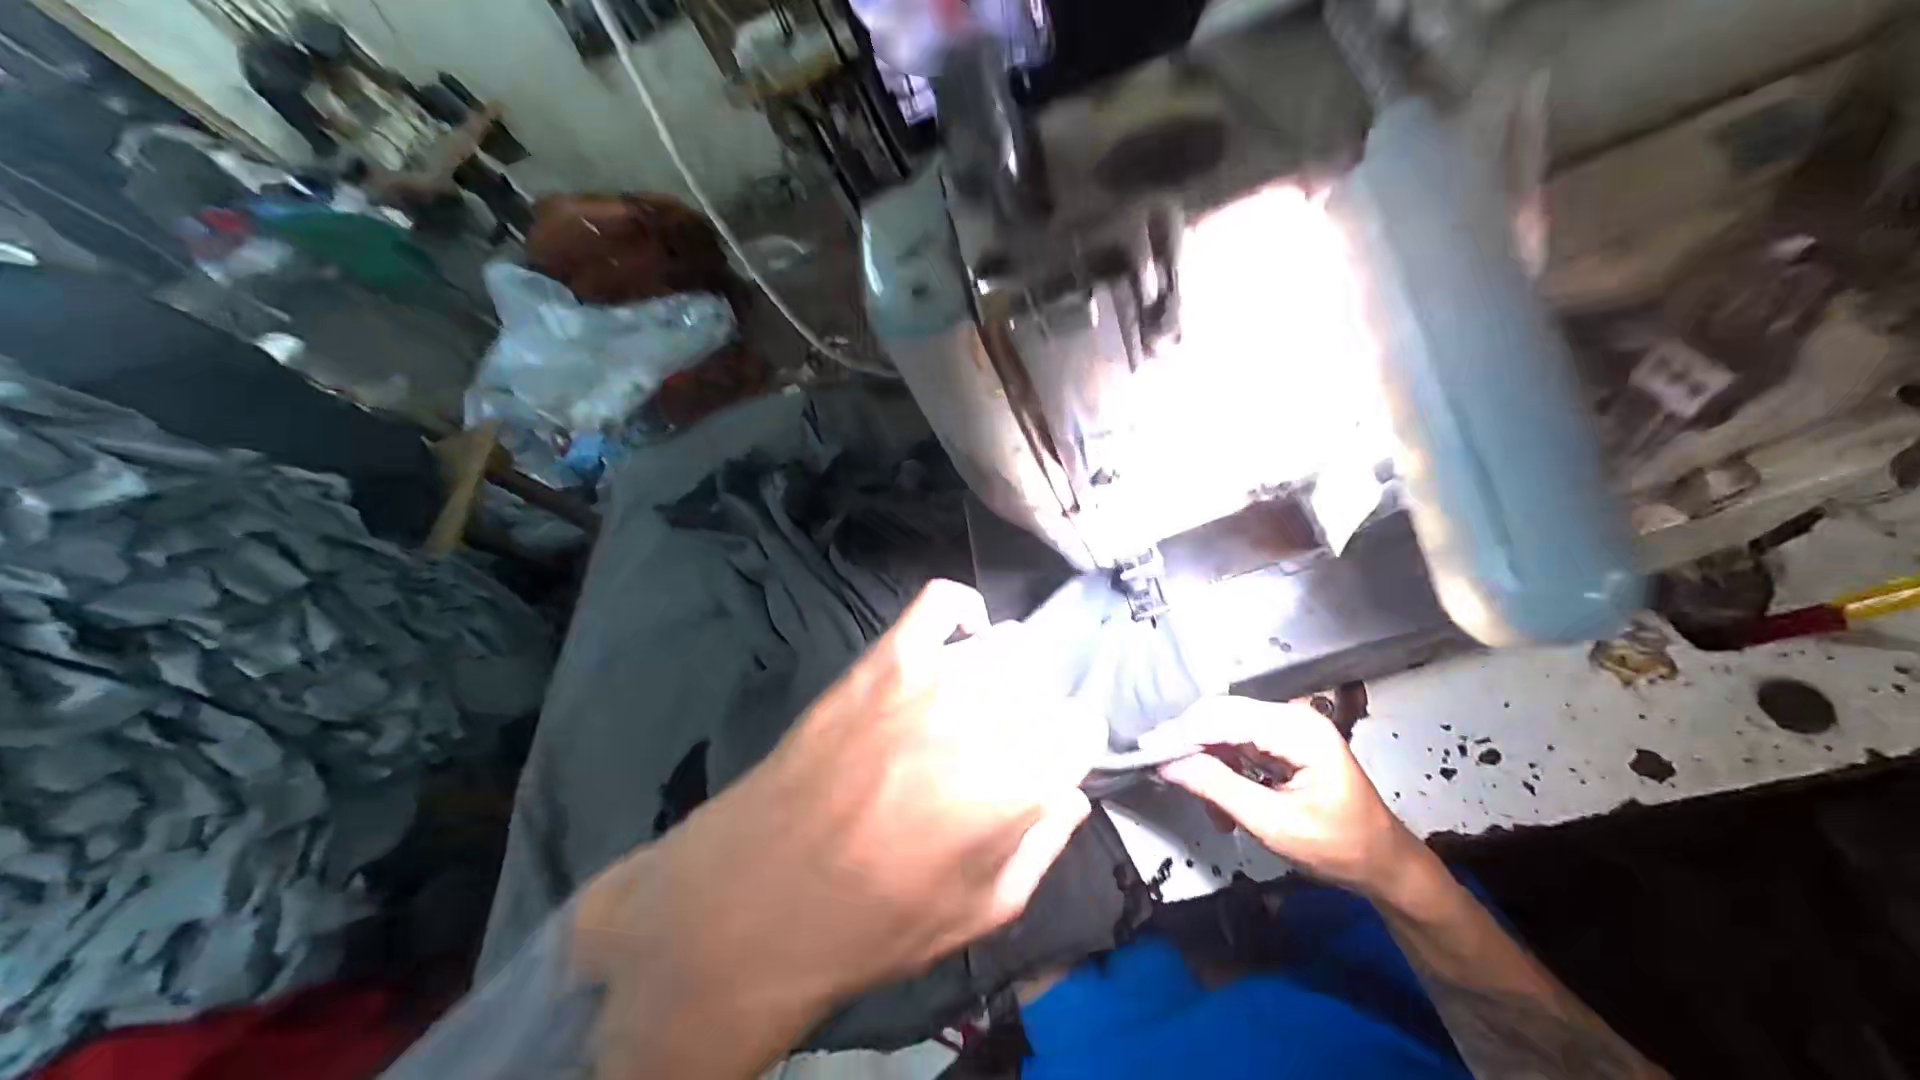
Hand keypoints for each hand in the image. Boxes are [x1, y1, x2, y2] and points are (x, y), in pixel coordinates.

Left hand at [576, 580, 1104, 1076]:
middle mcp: (984, 717)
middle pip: (1045, 683)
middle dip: (1039, 713)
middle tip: (1009, 743)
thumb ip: (1043, 844)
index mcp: (1016, 785)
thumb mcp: (982, 912)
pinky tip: (964, 634)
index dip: (1070, 748)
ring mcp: (929, 678)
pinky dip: (964, 609)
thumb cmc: (875, 921)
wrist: (757, 896)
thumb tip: (1069, 791)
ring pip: (1004, 646)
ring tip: (979, 705)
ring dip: (1006, 673)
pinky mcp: (882, 659)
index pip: (1082, 728)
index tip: (1052, 762)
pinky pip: (940, 601)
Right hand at [1141, 697, 1433, 901]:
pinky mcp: (1280, 742)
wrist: (1386, 865)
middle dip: (1189, 746)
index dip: (1181, 733)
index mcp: (1297, 729)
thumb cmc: (1340, 847)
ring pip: (1222, 730)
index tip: (1146, 752)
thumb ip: (1219, 789)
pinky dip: (1221, 771)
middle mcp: (1290, 716)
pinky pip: (1234, 745)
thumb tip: (1167, 764)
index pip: (1222, 717)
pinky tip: (1222, 806)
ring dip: (1206, 765)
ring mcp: (1285, 728)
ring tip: (1209, 809)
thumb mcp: (1276, 825)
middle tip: (1162, 774)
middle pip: (1219, 716)